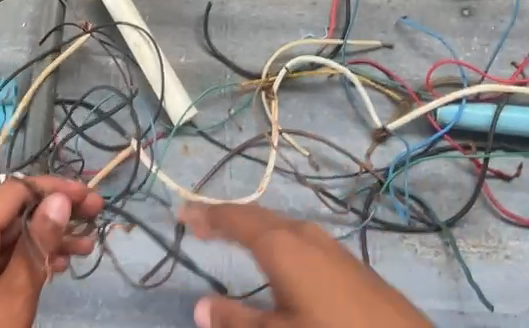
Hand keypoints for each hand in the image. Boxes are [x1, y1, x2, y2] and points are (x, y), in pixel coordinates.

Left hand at [0, 175, 102, 327]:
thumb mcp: (13, 299)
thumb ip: (36, 246)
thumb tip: (58, 200)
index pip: (14, 191)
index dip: (53, 189)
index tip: (89, 197)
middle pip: (12, 215)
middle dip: (54, 215)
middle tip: (96, 220)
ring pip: (6, 241)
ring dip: (45, 240)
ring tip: (85, 249)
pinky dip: (25, 261)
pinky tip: (55, 268)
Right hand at [182, 203, 433, 327]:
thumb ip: (237, 319)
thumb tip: (200, 305)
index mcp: (280, 244)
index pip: (233, 218)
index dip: (205, 215)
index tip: (181, 212)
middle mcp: (302, 233)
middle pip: (256, 216)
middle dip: (227, 217)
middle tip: (200, 222)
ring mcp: (329, 244)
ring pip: (280, 225)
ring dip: (253, 227)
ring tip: (233, 234)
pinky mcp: (347, 260)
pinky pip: (298, 236)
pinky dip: (275, 237)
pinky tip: (278, 257)